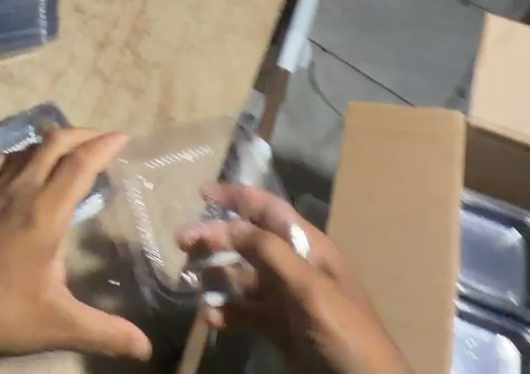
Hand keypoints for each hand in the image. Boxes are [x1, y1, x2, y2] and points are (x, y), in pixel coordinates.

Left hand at [0, 129, 152, 373]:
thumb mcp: (57, 324)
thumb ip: (105, 332)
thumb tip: (146, 348)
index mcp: (45, 212)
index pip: (79, 165)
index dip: (103, 146)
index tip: (122, 137)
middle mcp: (21, 190)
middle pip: (54, 143)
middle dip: (82, 134)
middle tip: (103, 138)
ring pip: (28, 148)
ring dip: (53, 141)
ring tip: (70, 149)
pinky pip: (3, 161)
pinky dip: (23, 154)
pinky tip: (24, 166)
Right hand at [180, 184, 408, 373]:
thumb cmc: (347, 336)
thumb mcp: (310, 289)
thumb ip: (270, 253)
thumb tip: (230, 225)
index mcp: (309, 248)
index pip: (269, 209)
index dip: (238, 197)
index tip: (202, 193)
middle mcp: (294, 268)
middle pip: (248, 241)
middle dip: (215, 237)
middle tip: (182, 241)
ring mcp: (286, 301)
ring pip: (241, 277)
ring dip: (215, 276)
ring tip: (190, 280)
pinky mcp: (279, 331)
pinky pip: (245, 314)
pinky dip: (226, 313)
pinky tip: (210, 318)